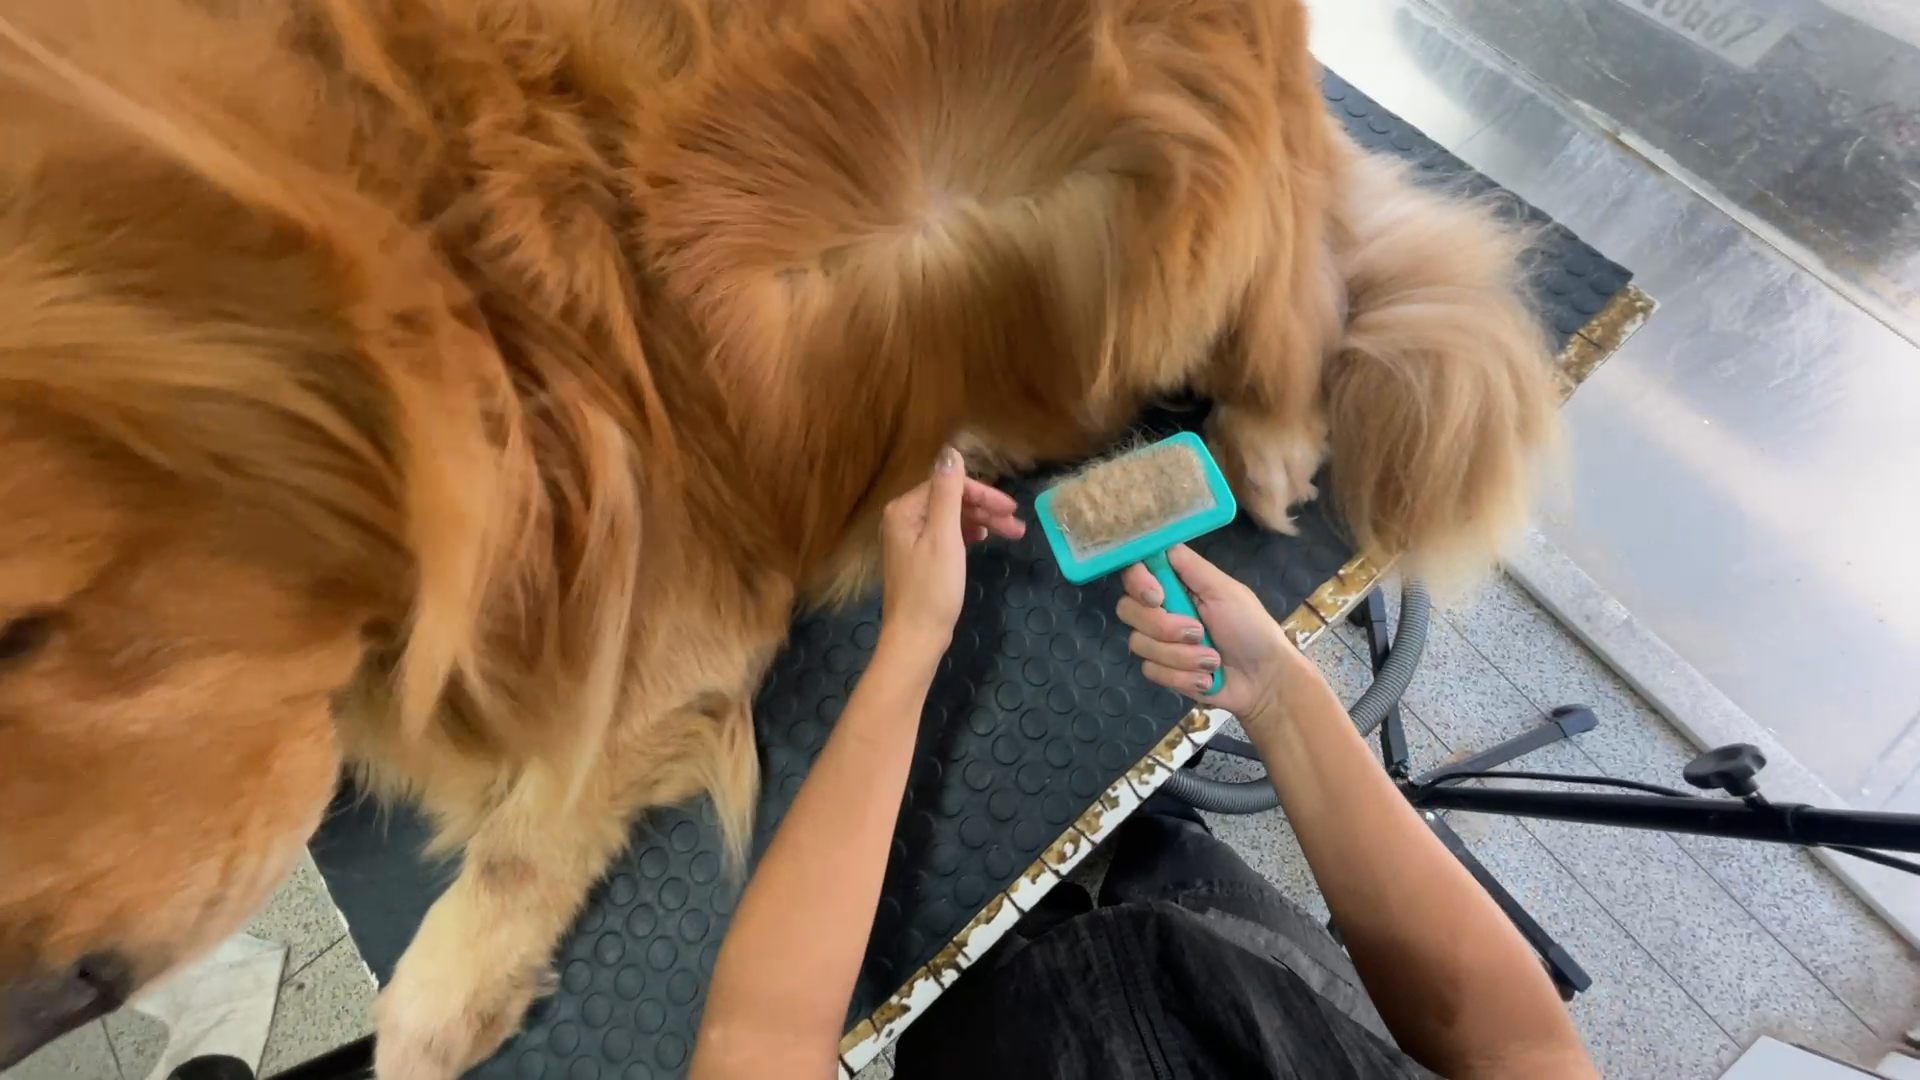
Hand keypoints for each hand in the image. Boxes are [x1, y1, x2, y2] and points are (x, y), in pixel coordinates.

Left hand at [879, 447, 1024, 653]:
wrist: (916, 638)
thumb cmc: (932, 588)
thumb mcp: (945, 537)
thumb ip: (948, 492)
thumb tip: (951, 452)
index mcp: (904, 510)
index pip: (949, 486)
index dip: (983, 495)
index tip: (1012, 509)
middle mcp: (901, 519)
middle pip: (950, 501)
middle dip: (985, 510)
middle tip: (1017, 525)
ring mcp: (907, 540)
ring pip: (950, 519)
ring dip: (981, 523)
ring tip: (1011, 534)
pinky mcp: (916, 558)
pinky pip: (945, 535)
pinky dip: (966, 535)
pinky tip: (982, 540)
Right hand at [1116, 544, 1316, 724]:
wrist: (1265, 680)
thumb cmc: (1251, 628)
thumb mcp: (1225, 590)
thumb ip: (1190, 566)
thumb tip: (1158, 541)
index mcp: (1174, 585)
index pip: (1133, 573)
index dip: (1137, 583)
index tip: (1157, 597)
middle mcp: (1160, 610)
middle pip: (1127, 609)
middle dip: (1164, 627)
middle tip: (1199, 633)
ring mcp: (1158, 642)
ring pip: (1139, 644)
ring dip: (1181, 656)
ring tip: (1213, 660)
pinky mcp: (1162, 671)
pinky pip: (1152, 670)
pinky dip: (1183, 676)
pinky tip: (1206, 678)